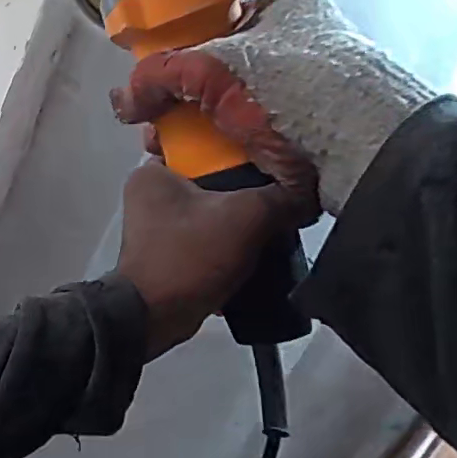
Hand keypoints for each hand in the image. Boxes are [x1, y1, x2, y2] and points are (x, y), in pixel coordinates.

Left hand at [112, 158, 300, 359]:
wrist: (154, 318)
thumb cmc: (188, 256)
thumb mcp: (245, 215)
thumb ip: (282, 195)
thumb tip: (306, 193)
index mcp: (153, 173)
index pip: (203, 139)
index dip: (241, 144)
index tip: (274, 153)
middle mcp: (150, 196)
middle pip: (214, 178)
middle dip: (249, 188)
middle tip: (285, 191)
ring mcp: (159, 228)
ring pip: (216, 212)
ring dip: (245, 221)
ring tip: (281, 222)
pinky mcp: (171, 255)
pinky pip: (211, 240)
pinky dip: (233, 245)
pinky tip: (263, 247)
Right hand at [115, 0, 434, 213]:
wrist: (360, 149)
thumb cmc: (295, 88)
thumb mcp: (216, 67)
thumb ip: (158, 74)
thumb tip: (120, 101)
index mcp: (284, 10)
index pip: (214, 28)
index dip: (178, 56)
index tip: (155, 88)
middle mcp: (294, 46)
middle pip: (214, 74)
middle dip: (177, 104)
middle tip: (155, 129)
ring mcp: (298, 93)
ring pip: (226, 111)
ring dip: (190, 133)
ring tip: (167, 152)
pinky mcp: (300, 134)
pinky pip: (243, 139)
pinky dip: (217, 153)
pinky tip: (196, 166)